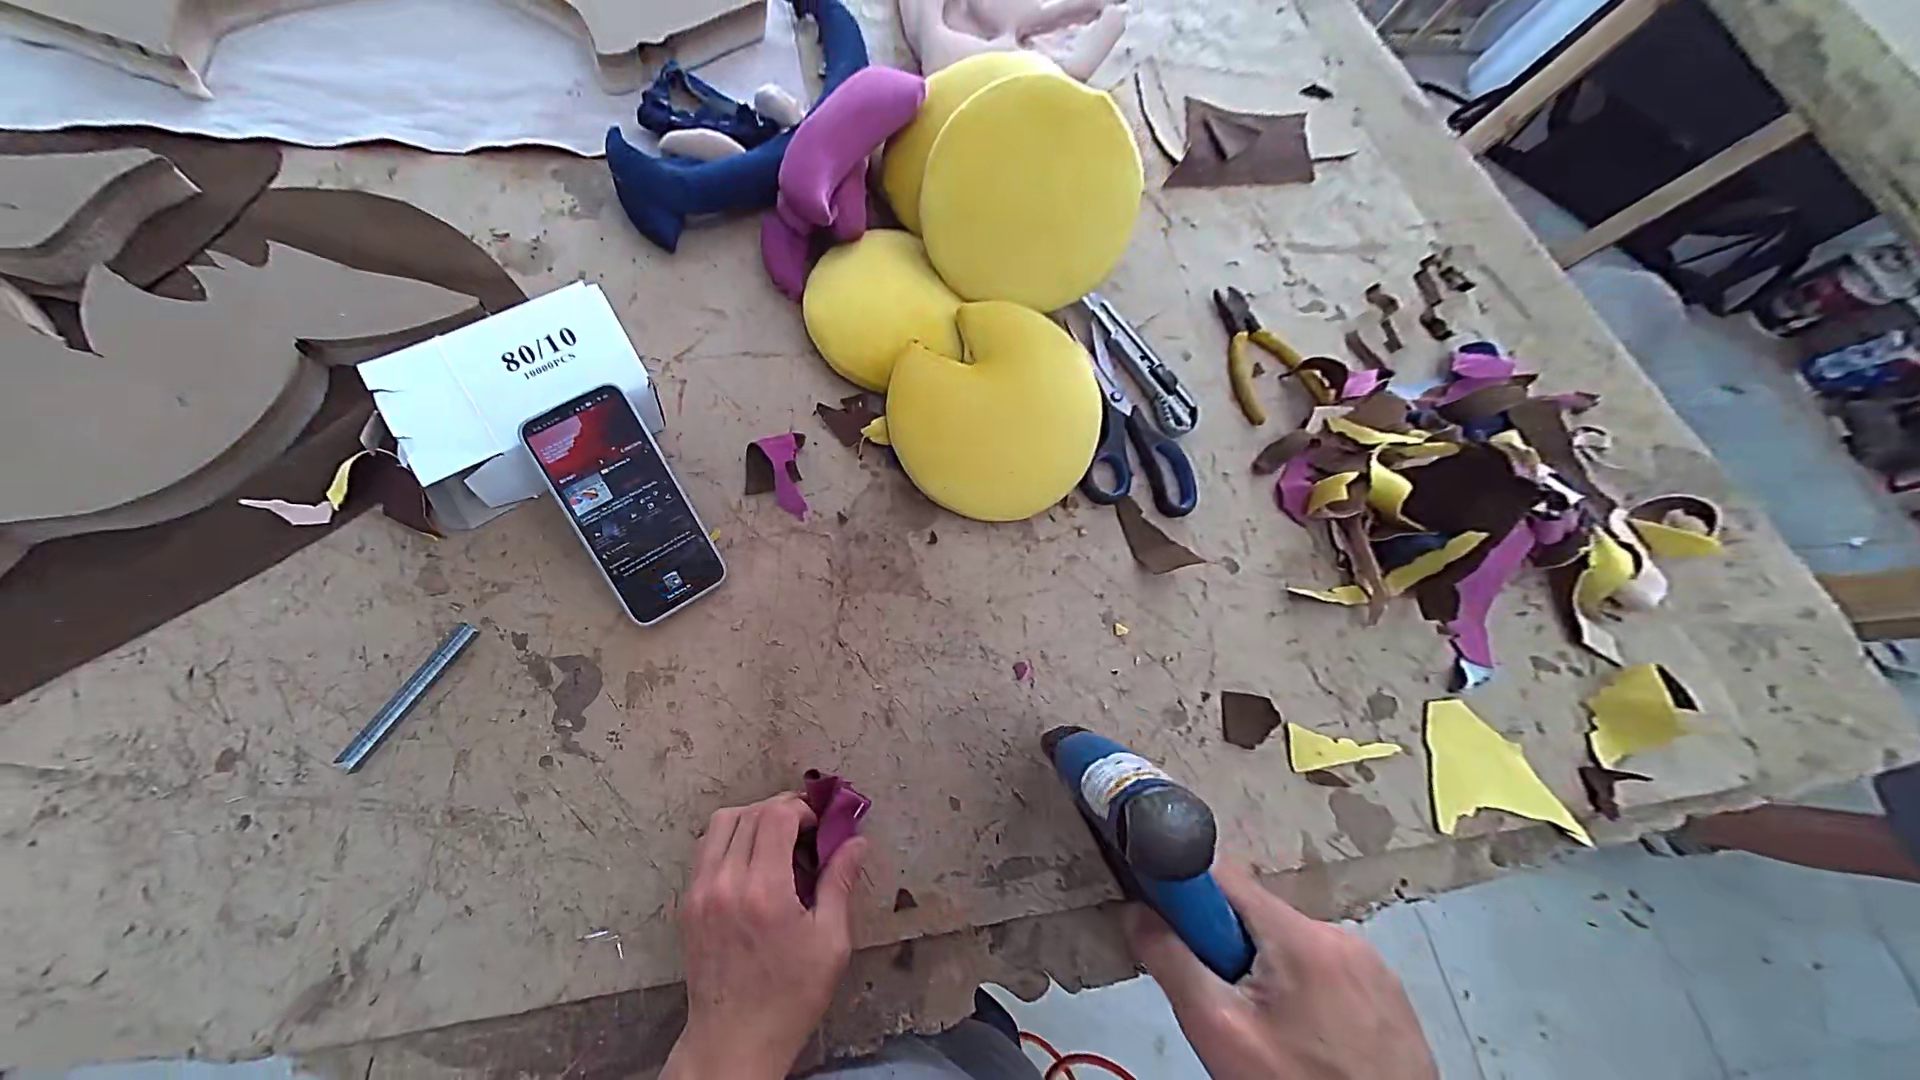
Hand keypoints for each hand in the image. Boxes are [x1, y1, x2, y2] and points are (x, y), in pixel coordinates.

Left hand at [663, 792, 869, 1079]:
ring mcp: (700, 893)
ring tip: (777, 837)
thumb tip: (856, 841)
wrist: (732, 1043)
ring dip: (753, 817)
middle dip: (782, 809)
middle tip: (805, 827)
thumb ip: (840, 882)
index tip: (819, 824)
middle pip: (750, 812)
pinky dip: (731, 837)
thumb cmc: (789, 997)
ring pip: (722, 822)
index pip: (775, 816)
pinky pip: (706, 847)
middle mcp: (725, 884)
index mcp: (763, 892)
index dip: (802, 808)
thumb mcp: (830, 941)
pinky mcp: (688, 903)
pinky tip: (753, 857)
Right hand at [1124, 864, 1436, 1079]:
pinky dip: (1302, 989)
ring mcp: (1371, 966)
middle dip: (1225, 945)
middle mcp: (1339, 935)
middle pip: (1254, 912)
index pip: (1221, 874)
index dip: (1186, 894)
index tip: (1170, 923)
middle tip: (1223, 1001)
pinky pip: (1323, 968)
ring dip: (1263, 970)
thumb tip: (1135, 911)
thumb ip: (1170, 960)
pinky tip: (1304, 1039)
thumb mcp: (1218, 1031)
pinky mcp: (1390, 996)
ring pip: (1287, 943)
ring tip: (1267, 1030)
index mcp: (1299, 934)